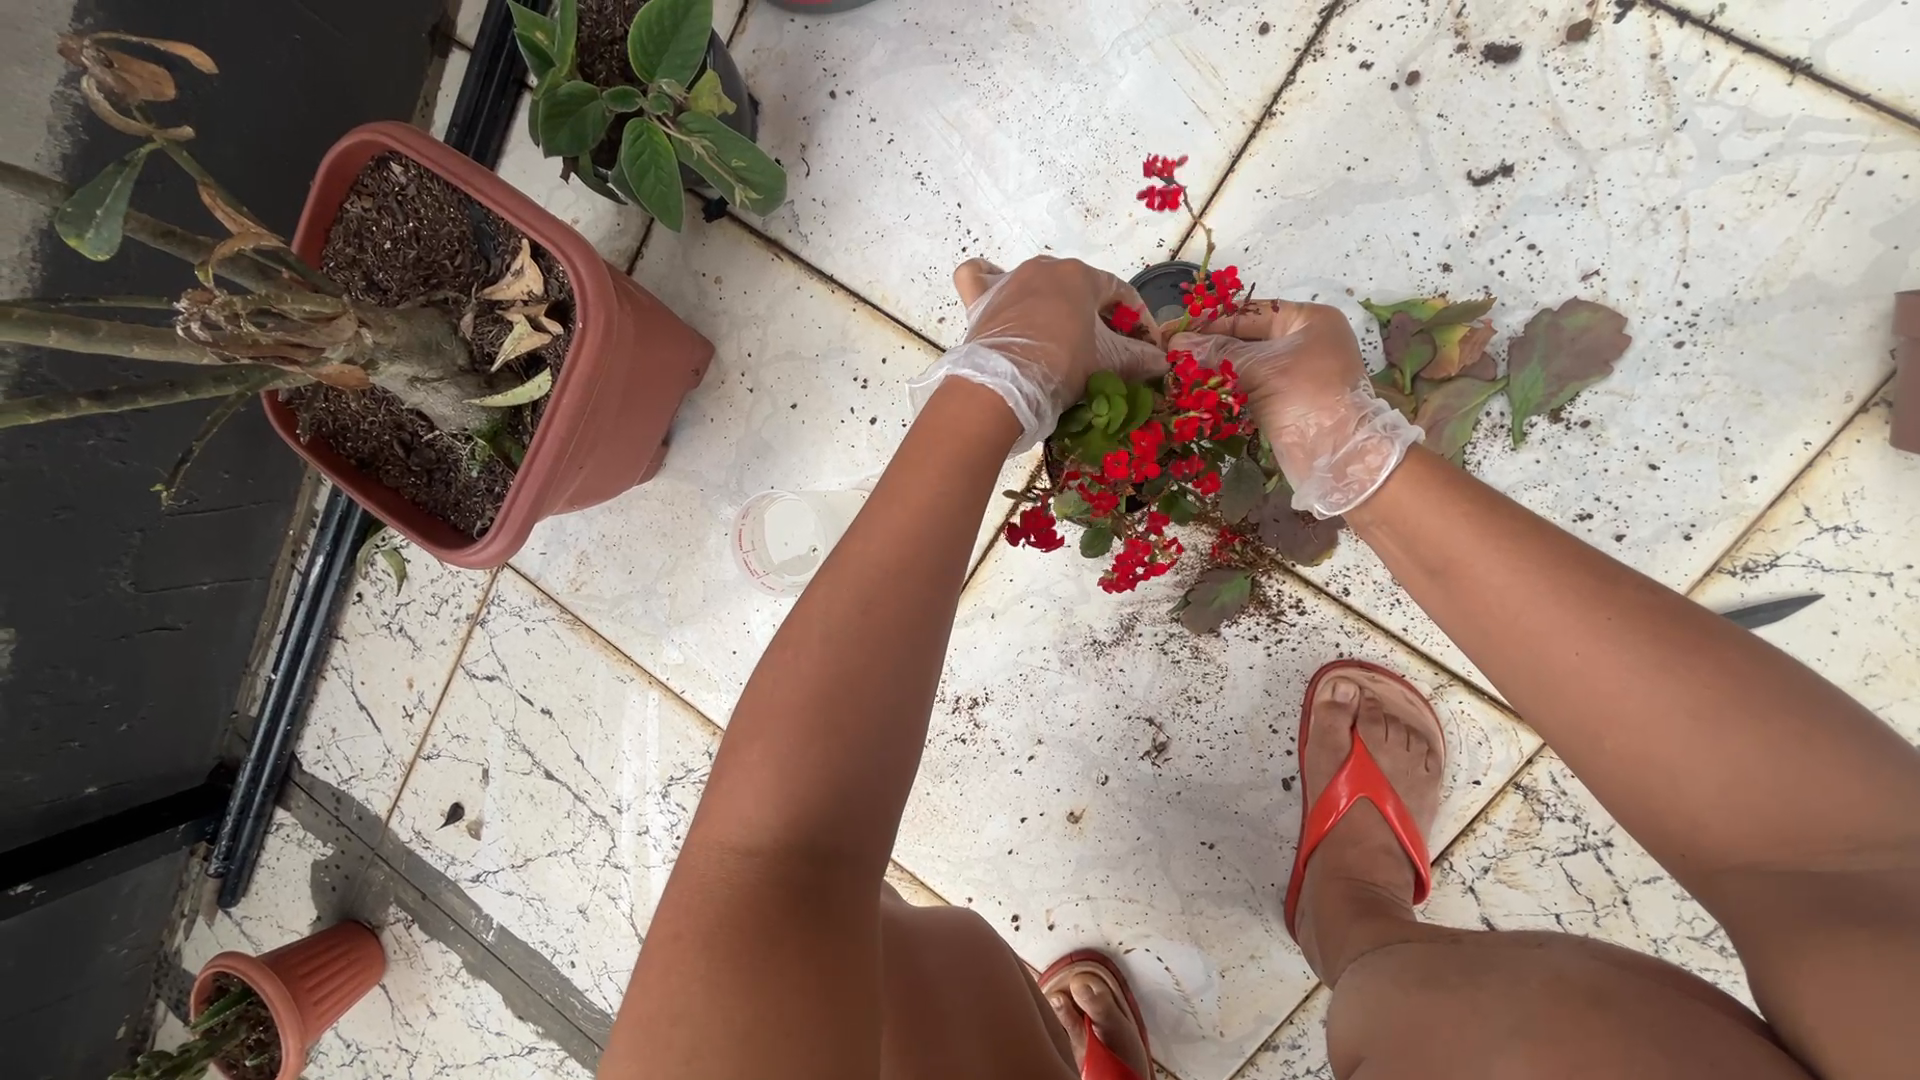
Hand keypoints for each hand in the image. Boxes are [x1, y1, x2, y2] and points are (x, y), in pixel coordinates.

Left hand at [909, 256, 1164, 453]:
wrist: (1007, 385)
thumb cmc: (1063, 366)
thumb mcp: (1108, 363)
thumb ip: (1138, 358)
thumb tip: (1162, 362)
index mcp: (1081, 276)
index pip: (1121, 294)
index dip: (1139, 322)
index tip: (1146, 347)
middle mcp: (1045, 269)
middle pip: (1079, 290)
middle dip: (1096, 317)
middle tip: (1106, 350)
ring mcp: (1010, 280)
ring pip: (1034, 282)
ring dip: (1051, 304)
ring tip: (1060, 337)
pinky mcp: (980, 299)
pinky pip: (979, 277)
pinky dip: (988, 282)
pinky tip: (997, 296)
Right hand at [1170, 300, 1418, 517]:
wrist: (1336, 454)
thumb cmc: (1307, 397)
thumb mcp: (1259, 368)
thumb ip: (1217, 353)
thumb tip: (1177, 342)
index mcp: (1308, 320)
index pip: (1248, 313)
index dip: (1209, 322)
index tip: (1172, 331)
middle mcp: (1304, 341)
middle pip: (1245, 338)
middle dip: (1208, 347)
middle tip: (1170, 353)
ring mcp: (1296, 372)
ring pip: (1244, 364)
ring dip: (1212, 369)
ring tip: (1176, 373)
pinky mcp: (1286, 400)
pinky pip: (1249, 386)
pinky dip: (1225, 388)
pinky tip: (1196, 391)